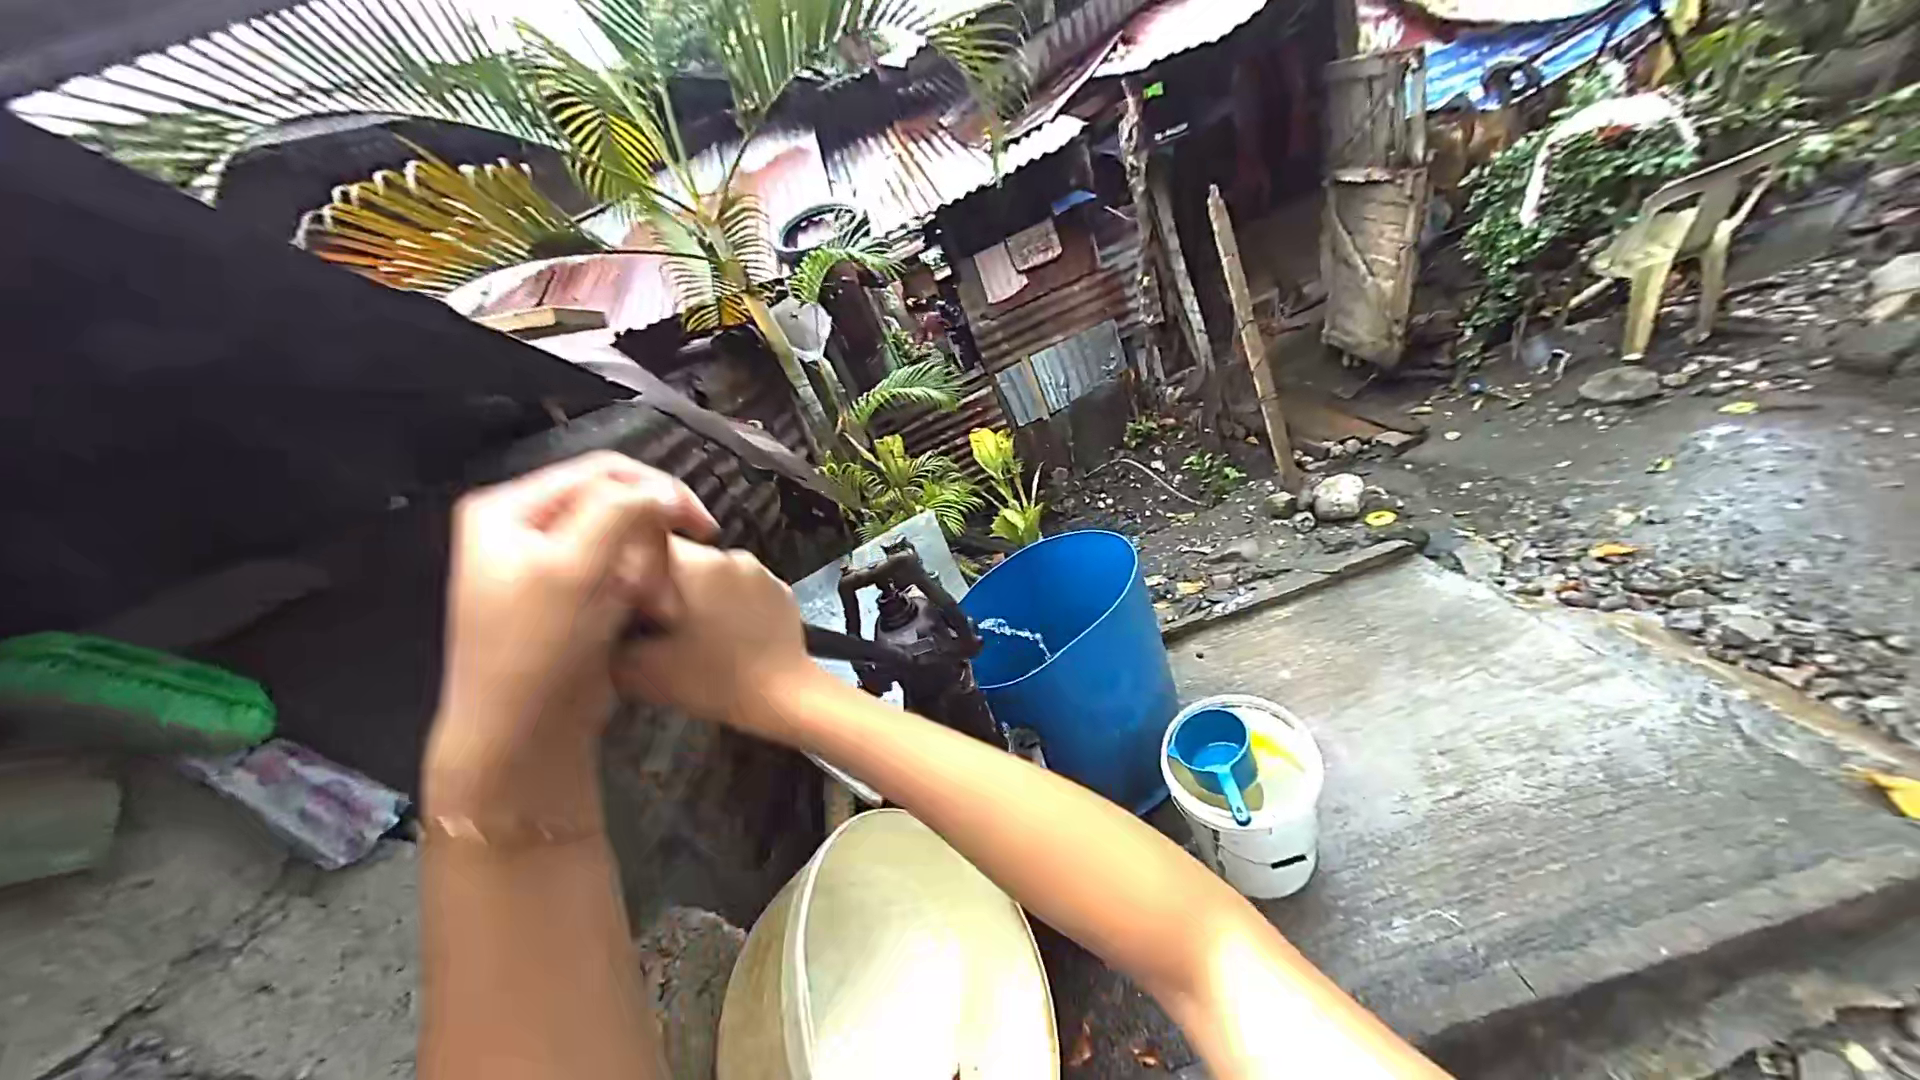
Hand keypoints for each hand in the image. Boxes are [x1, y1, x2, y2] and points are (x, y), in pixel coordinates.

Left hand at [428, 452, 717, 801]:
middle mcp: (528, 526)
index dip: (658, 490)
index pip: (602, 472)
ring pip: (627, 539)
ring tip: (656, 607)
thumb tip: (666, 492)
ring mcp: (551, 560)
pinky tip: (649, 611)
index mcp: (511, 508)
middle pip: (617, 505)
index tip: (704, 525)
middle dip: (652, 543)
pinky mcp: (575, 591)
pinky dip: (645, 586)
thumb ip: (620, 513)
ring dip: (653, 570)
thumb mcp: (575, 569)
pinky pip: (624, 568)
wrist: (523, 731)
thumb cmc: (540, 647)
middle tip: (667, 583)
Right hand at [615, 537, 818, 741]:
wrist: (784, 695)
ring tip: (693, 634)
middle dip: (664, 584)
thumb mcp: (643, 670)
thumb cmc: (717, 680)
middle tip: (653, 622)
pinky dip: (729, 603)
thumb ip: (610, 640)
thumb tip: (597, 624)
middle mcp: (731, 557)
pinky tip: (725, 635)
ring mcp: (760, 572)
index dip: (629, 567)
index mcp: (696, 565)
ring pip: (713, 573)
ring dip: (698, 594)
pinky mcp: (780, 590)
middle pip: (682, 558)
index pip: (647, 541)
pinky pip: (742, 587)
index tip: (623, 595)